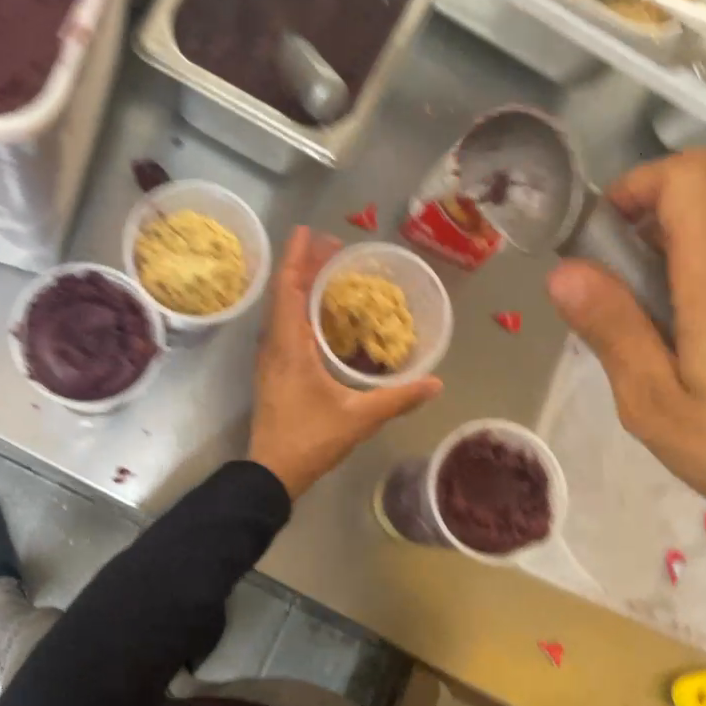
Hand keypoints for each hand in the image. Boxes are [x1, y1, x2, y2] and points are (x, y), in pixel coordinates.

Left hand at [249, 227, 441, 499]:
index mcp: (289, 347)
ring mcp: (268, 362)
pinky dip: (296, 311)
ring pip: (280, 313)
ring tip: (323, 272)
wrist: (270, 474)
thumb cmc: (310, 441)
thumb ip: (397, 399)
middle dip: (302, 266)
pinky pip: (281, 330)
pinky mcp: (271, 375)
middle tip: (329, 246)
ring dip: (297, 288)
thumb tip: (436, 383)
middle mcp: (273, 347)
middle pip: (283, 295)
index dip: (296, 258)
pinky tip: (315, 316)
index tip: (307, 231)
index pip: (288, 290)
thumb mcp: (358, 419)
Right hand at [546, 150, 705, 687]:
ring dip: (678, 284)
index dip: (638, 185)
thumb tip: (562, 271)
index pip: (691, 174)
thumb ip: (611, 329)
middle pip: (699, 217)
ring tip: (670, 363)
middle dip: (644, 254)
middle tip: (622, 331)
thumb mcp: (656, 404)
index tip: (600, 239)